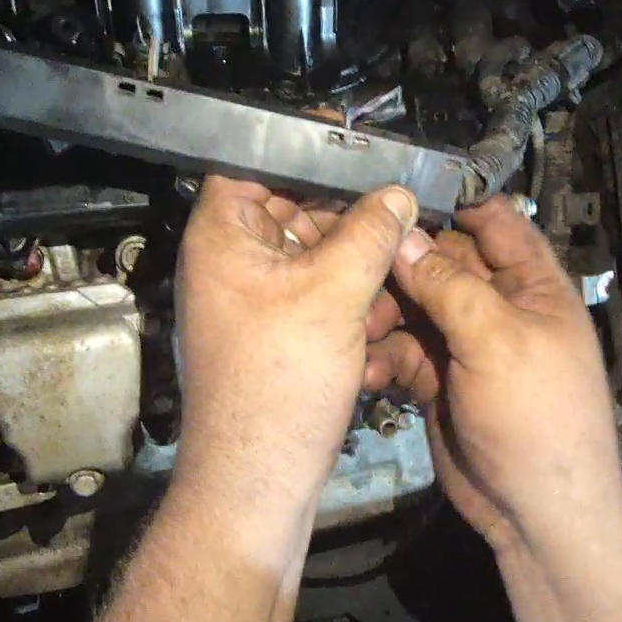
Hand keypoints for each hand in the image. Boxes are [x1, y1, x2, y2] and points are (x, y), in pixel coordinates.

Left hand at [174, 175, 419, 505]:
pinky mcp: (279, 331)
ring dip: (357, 261)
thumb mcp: (333, 294)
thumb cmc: (279, 382)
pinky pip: (318, 294)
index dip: (299, 149)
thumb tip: (399, 195)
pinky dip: (350, 297)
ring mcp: (256, 299)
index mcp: (222, 237)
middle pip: (293, 209)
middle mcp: (232, 262)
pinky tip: (383, 312)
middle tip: (397, 211)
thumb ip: (370, 233)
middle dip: (347, 215)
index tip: (351, 143)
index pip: (252, 164)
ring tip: (396, 271)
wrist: (262, 478)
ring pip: (313, 255)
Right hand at [366, 198, 621, 550]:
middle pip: (441, 264)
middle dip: (401, 266)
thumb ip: (449, 287)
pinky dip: (382, 358)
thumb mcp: (497, 341)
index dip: (451, 205)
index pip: (494, 223)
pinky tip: (366, 373)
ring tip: (355, 330)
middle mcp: (497, 306)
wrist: (534, 513)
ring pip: (414, 308)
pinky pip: (402, 352)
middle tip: (355, 273)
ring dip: (383, 315)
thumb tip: (405, 237)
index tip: (394, 198)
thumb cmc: (534, 416)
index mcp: (531, 284)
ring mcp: (464, 344)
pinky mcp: (437, 378)